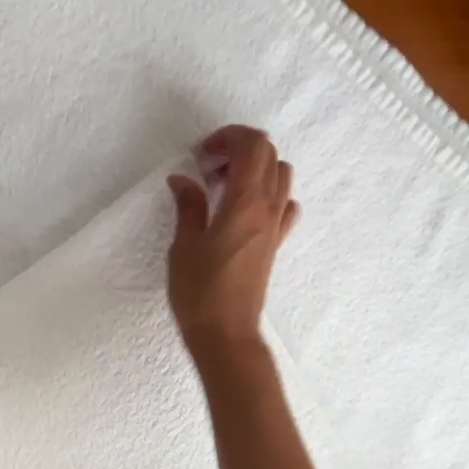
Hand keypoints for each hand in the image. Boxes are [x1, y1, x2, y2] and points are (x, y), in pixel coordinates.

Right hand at [165, 125, 300, 358]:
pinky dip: (269, 193)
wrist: (225, 332)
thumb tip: (183, 180)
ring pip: (280, 174)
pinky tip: (246, 209)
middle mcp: (268, 207)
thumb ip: (188, 207)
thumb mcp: (183, 246)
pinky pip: (284, 204)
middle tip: (208, 167)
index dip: (228, 137)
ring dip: (255, 168)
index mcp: (244, 202)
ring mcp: (276, 225)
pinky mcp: (274, 244)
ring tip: (224, 186)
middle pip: (268, 154)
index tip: (201, 152)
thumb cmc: (199, 292)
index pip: (251, 146)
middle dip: (239, 148)